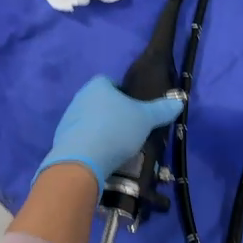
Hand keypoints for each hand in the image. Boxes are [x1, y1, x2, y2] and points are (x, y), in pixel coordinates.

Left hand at [38, 75, 182, 190]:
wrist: (82, 159)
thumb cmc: (116, 129)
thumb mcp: (146, 119)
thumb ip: (162, 109)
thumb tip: (180, 100)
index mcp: (97, 86)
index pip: (111, 82)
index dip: (124, 94)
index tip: (135, 109)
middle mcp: (80, 98)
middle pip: (100, 102)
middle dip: (114, 114)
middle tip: (130, 129)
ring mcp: (69, 119)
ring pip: (91, 121)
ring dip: (102, 130)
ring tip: (118, 146)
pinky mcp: (63, 139)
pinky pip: (82, 138)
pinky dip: (92, 145)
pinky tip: (103, 157)